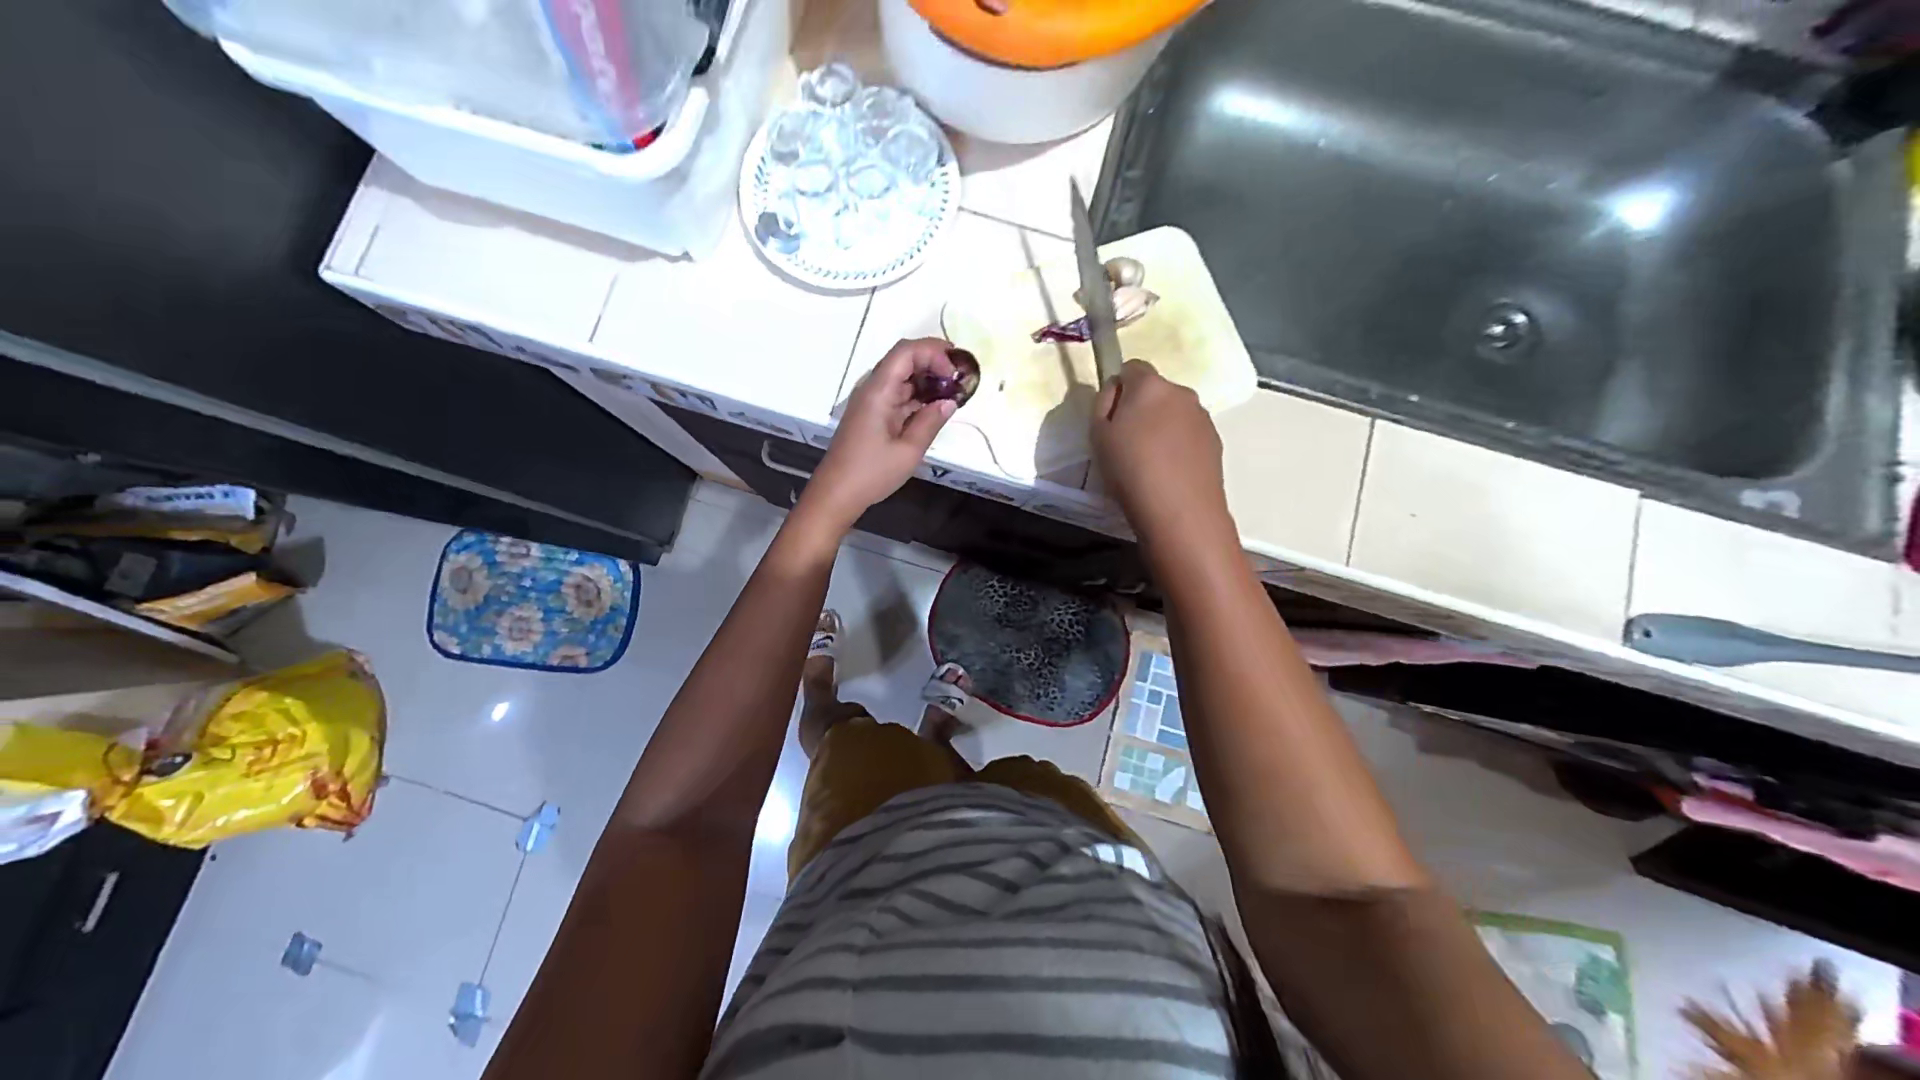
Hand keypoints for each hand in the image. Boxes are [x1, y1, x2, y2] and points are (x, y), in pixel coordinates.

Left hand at [803, 338, 957, 525]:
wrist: (836, 494)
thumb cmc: (871, 473)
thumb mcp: (908, 450)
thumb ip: (930, 422)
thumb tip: (950, 402)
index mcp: (878, 391)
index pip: (906, 352)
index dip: (933, 352)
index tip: (955, 370)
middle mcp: (872, 389)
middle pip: (903, 360)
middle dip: (933, 361)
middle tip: (960, 376)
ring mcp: (871, 402)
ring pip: (901, 377)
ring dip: (927, 379)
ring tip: (953, 391)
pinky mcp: (872, 415)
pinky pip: (897, 395)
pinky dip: (917, 396)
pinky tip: (935, 407)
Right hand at [1091, 359, 1232, 543]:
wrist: (1181, 511)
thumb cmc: (1130, 470)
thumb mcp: (1097, 435)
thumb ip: (1103, 404)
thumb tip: (1115, 390)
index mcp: (1150, 385)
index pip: (1132, 366)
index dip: (1119, 388)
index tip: (1111, 417)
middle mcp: (1181, 392)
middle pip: (1156, 390)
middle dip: (1141, 407)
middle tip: (1127, 442)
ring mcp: (1203, 417)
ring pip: (1174, 412)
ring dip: (1161, 426)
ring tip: (1149, 462)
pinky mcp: (1215, 441)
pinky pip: (1188, 434)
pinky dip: (1178, 445)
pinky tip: (1169, 473)